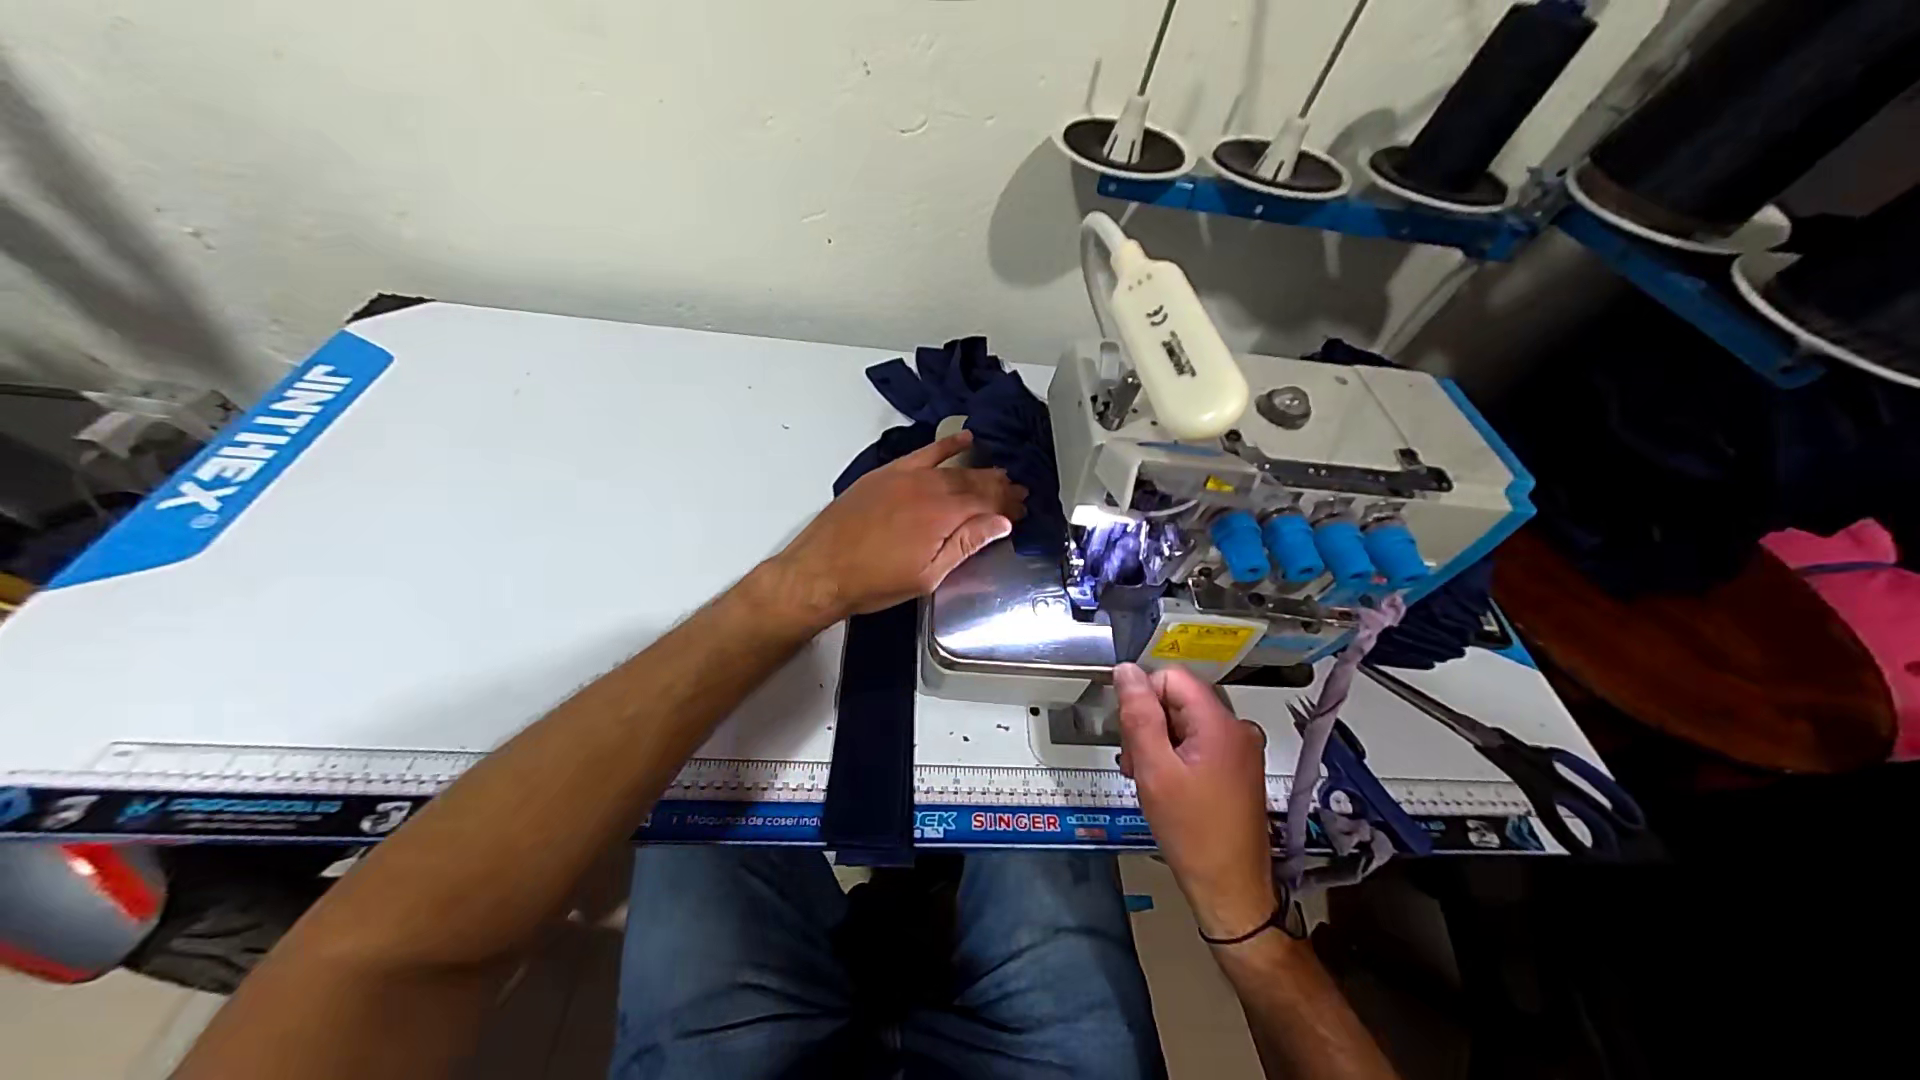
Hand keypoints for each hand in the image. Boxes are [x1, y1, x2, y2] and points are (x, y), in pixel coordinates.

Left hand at [766, 430, 1027, 622]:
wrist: (821, 570)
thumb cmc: (873, 581)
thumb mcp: (928, 575)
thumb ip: (965, 544)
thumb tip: (1000, 524)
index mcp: (940, 516)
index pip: (986, 503)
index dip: (1007, 506)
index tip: (1021, 509)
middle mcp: (926, 489)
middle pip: (973, 482)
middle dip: (999, 488)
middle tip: (1018, 493)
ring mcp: (904, 477)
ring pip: (952, 468)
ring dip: (979, 471)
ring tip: (999, 474)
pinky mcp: (886, 474)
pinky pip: (923, 453)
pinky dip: (946, 445)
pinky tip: (964, 440)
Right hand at [1115, 663, 1277, 939]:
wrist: (1229, 889)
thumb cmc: (1191, 831)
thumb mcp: (1154, 769)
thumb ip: (1139, 715)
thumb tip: (1126, 671)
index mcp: (1221, 723)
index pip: (1170, 678)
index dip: (1143, 700)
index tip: (1132, 737)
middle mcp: (1237, 728)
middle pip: (1177, 700)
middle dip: (1148, 725)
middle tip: (1138, 766)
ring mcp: (1241, 750)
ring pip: (1184, 723)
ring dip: (1158, 744)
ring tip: (1149, 780)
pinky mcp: (1238, 768)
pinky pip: (1197, 743)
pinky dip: (1175, 758)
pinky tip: (1166, 786)